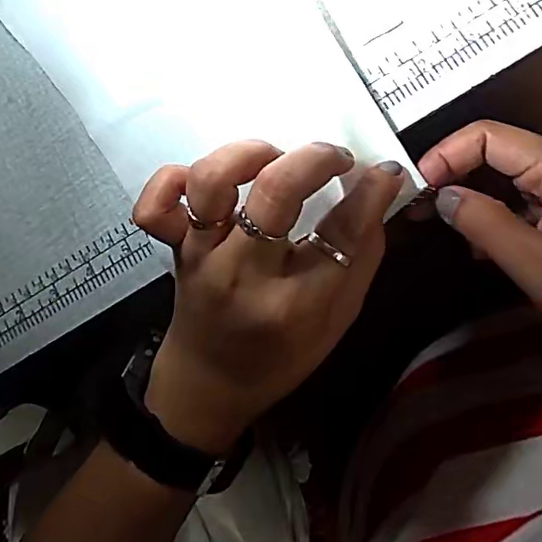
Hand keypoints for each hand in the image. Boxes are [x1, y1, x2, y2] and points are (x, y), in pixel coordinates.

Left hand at [131, 141, 404, 452]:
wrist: (207, 386)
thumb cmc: (281, 355)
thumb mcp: (339, 319)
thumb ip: (362, 255)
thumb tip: (378, 189)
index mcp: (293, 303)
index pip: (341, 232)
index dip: (372, 191)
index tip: (386, 171)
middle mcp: (243, 272)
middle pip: (275, 191)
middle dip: (316, 158)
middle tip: (338, 158)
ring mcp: (201, 255)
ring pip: (211, 182)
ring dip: (249, 155)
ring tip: (274, 158)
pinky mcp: (173, 247)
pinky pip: (156, 205)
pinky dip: (173, 180)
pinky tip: (209, 182)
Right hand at [418, 121, 541, 413]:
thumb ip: (487, 227)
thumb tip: (442, 196)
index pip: (489, 136)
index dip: (446, 155)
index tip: (416, 190)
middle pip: (497, 151)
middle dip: (455, 176)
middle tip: (419, 212)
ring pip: (511, 177)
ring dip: (477, 199)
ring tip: (443, 230)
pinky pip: (529, 199)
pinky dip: (501, 216)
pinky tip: (484, 248)